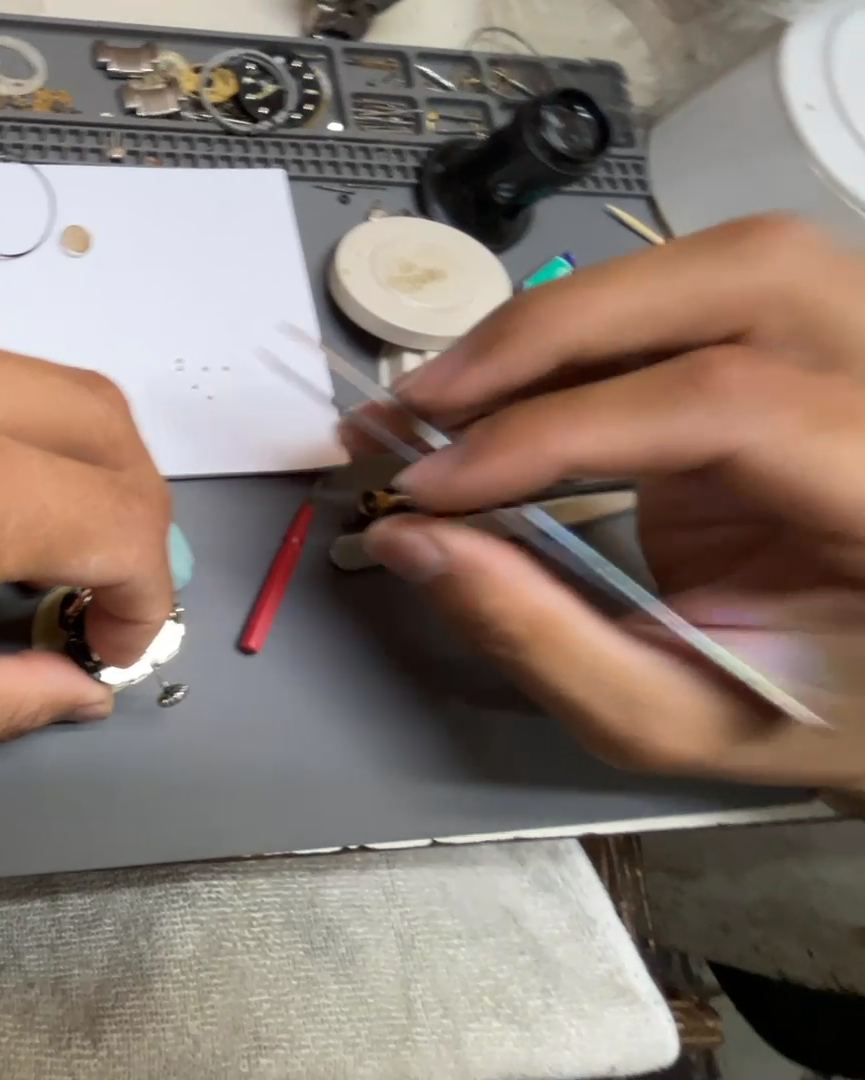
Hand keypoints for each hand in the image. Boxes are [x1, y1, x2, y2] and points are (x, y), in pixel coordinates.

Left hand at [0, 311, 170, 774]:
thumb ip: (7, 698)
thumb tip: (84, 685)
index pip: (112, 517)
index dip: (145, 594)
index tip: (115, 646)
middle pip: (99, 422)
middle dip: (131, 516)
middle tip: (99, 595)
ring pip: (37, 383)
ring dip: (69, 469)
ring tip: (32, 553)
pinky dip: (0, 434)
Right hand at [352, 216, 864, 787]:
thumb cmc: (801, 717)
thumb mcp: (661, 713)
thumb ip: (529, 632)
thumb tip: (400, 535)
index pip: (724, 407)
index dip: (546, 436)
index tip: (421, 489)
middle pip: (743, 280)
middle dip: (542, 336)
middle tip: (416, 406)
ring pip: (719, 263)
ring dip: (550, 322)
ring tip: (441, 395)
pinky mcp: (820, 353)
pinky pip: (688, 298)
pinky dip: (569, 334)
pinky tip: (496, 388)